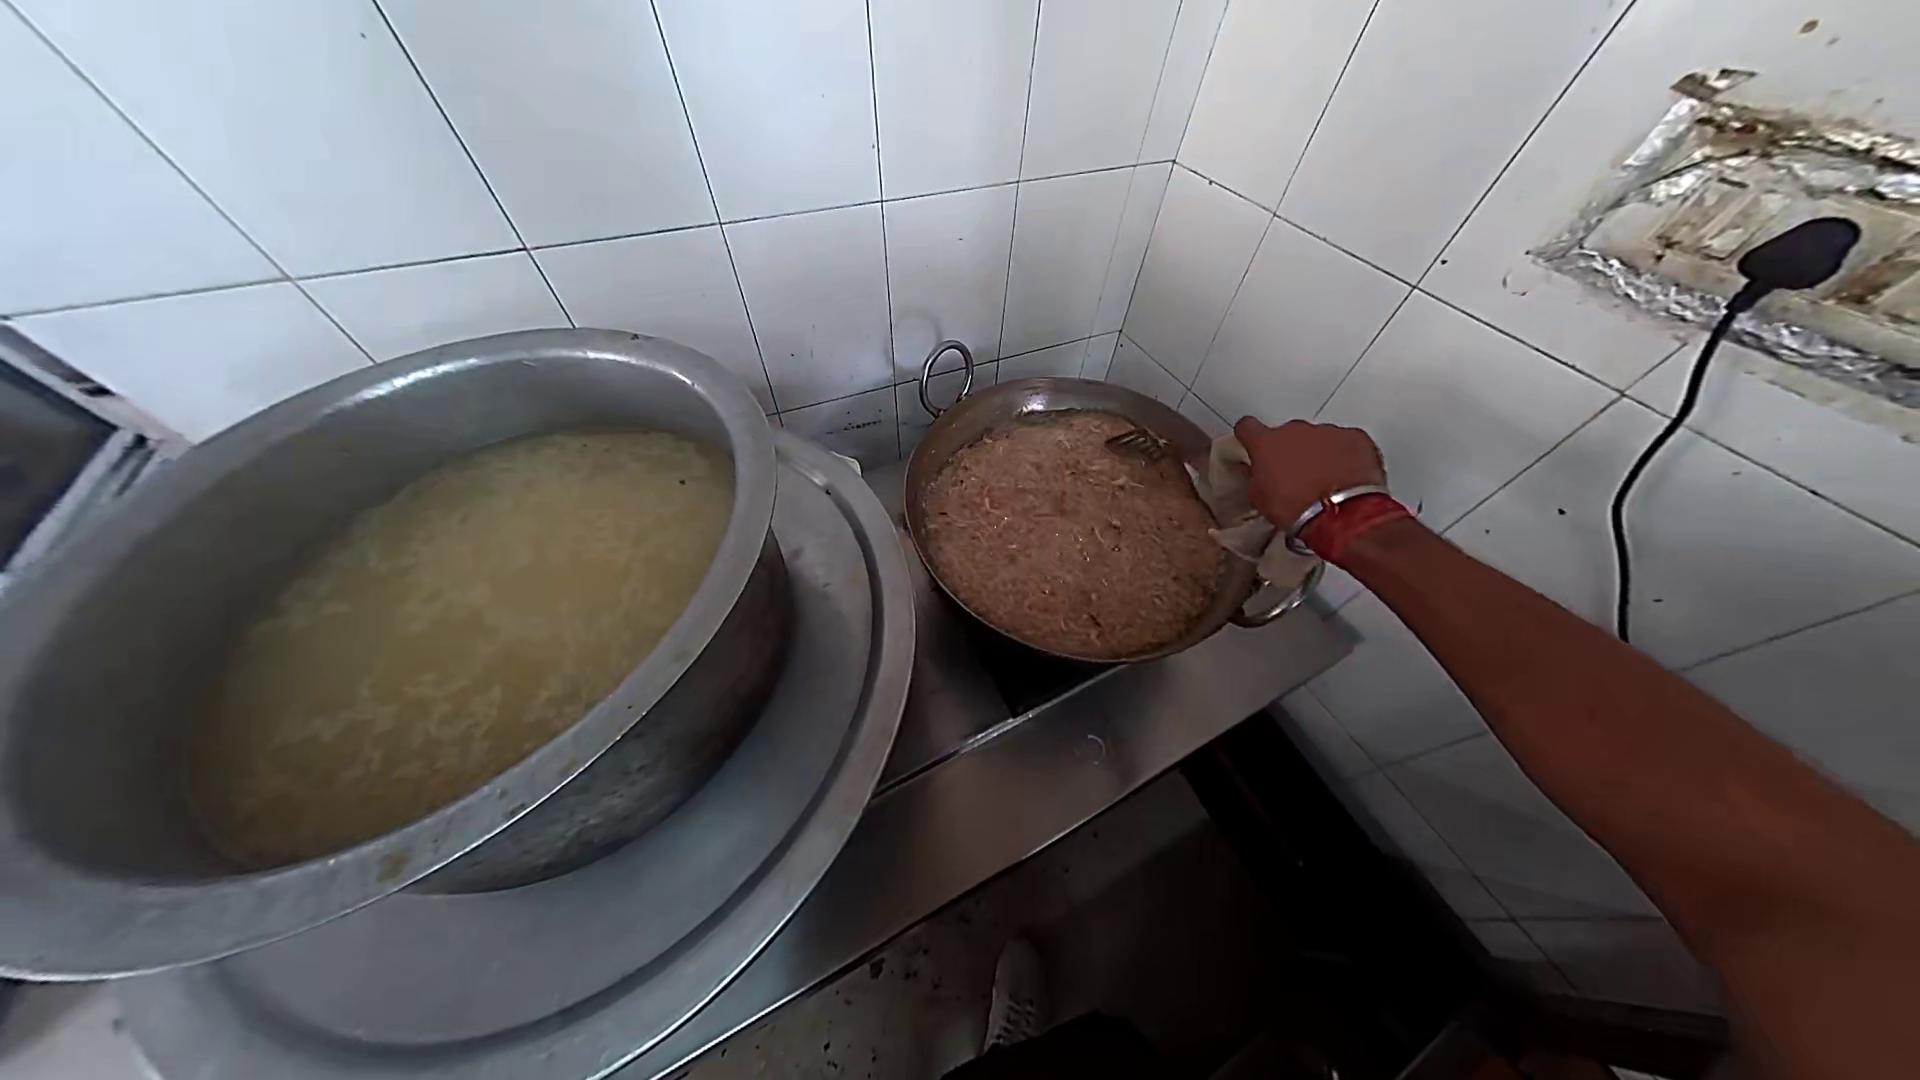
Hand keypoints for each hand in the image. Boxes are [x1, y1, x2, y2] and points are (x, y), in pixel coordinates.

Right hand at [1233, 417, 1385, 526]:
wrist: (1339, 514)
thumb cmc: (1295, 508)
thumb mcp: (1259, 498)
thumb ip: (1254, 476)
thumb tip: (1255, 470)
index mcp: (1266, 443)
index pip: (1248, 427)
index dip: (1249, 434)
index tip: (1252, 442)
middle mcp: (1295, 430)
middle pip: (1287, 433)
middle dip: (1289, 448)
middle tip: (1294, 473)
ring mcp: (1327, 431)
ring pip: (1318, 437)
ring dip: (1317, 452)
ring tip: (1323, 478)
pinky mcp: (1355, 437)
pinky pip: (1346, 441)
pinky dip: (1345, 454)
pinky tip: (1345, 475)